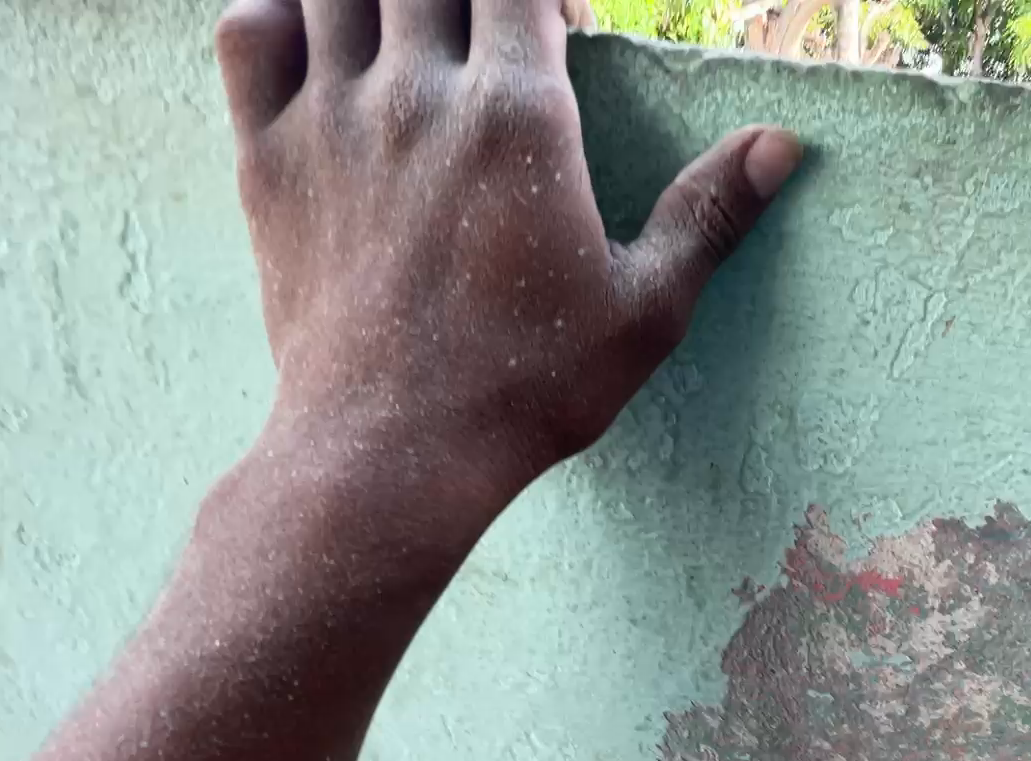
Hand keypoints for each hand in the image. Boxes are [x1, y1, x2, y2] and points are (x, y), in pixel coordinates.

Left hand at [214, 0, 799, 508]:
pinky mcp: (267, 158)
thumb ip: (710, 214)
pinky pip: (249, 32)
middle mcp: (416, 93)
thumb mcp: (649, 309)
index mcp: (518, 120)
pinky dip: (285, 12)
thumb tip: (781, 144)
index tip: (567, 25)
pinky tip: (325, 41)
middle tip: (503, 33)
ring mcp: (329, 118)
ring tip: (426, 36)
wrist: (400, 447)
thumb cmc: (535, 383)